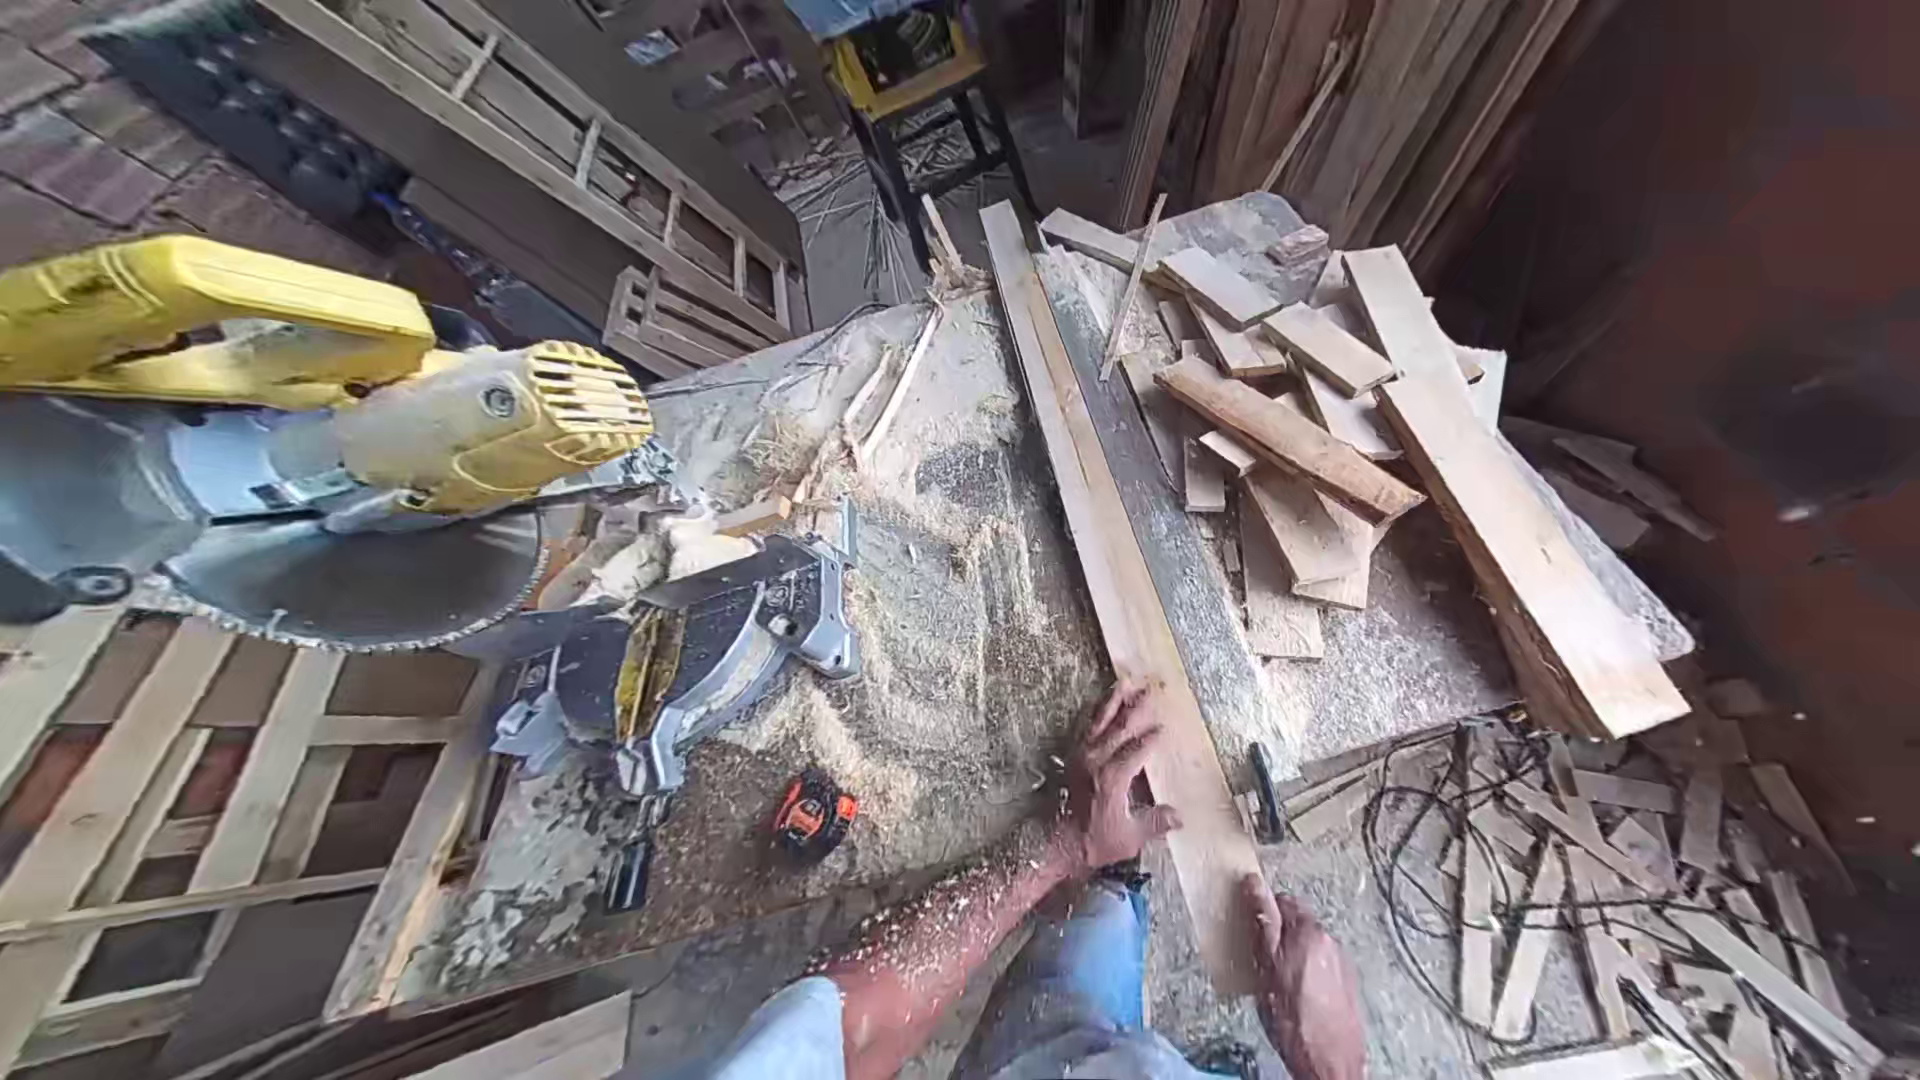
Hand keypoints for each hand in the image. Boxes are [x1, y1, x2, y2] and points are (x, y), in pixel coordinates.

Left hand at [1050, 680, 1181, 875]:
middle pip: (1119, 726)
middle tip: (1149, 689)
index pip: (1137, 750)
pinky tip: (1100, 703)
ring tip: (1124, 682)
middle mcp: (1095, 759)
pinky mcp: (1071, 755)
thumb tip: (1178, 815)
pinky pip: (1084, 726)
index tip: (1164, 725)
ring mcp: (1080, 754)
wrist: (1053, 841)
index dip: (1151, 737)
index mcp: (1112, 777)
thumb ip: (1154, 822)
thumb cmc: (1092, 842)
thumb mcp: (1128, 837)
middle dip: (1136, 707)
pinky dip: (1094, 711)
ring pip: (1099, 719)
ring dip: (1113, 700)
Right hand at [1244, 876, 1365, 1079]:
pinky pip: (1322, 964)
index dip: (1264, 912)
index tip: (1253, 927)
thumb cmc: (1292, 1016)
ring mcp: (1342, 965)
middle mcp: (1330, 942)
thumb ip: (1262, 918)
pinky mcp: (1348, 986)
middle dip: (1280, 933)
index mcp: (1310, 931)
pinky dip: (1309, 970)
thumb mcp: (1266, 963)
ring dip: (1294, 952)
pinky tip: (1300, 993)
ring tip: (1281, 979)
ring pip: (1309, 944)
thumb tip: (1254, 882)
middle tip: (1264, 956)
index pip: (1282, 900)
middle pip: (1298, 922)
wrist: (1330, 1067)